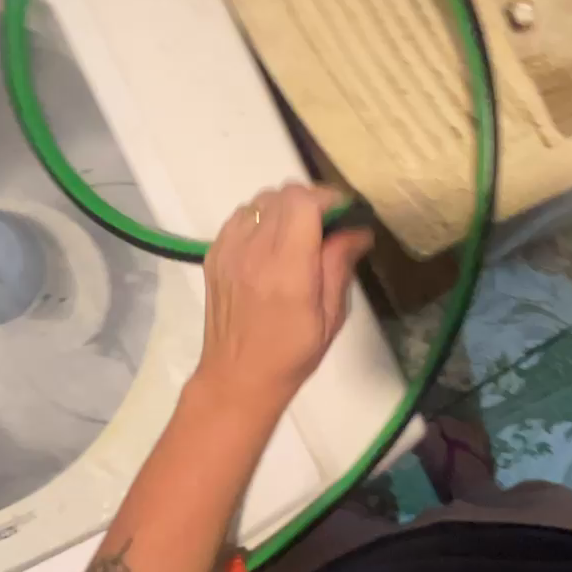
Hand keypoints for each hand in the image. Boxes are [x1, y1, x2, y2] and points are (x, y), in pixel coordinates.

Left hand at [194, 183, 374, 413]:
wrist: (237, 377)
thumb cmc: (292, 354)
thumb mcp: (330, 316)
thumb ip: (340, 265)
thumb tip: (357, 229)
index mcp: (287, 268)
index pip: (304, 202)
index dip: (328, 199)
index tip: (344, 215)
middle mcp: (254, 250)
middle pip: (282, 194)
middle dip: (310, 202)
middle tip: (326, 227)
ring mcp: (229, 249)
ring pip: (260, 201)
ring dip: (284, 209)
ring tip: (297, 236)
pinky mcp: (214, 254)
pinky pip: (240, 216)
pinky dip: (260, 220)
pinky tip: (270, 245)